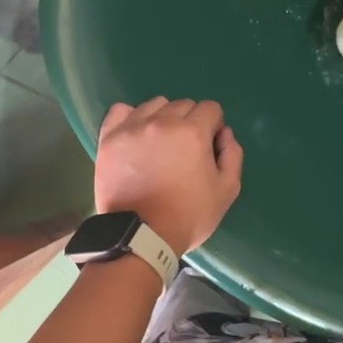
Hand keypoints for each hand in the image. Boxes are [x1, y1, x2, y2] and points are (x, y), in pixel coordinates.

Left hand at [94, 97, 243, 255]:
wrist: (141, 236)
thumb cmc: (188, 216)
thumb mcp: (227, 191)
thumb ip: (232, 155)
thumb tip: (224, 133)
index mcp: (193, 132)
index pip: (210, 108)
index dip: (213, 126)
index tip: (208, 146)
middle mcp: (162, 122)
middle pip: (183, 105)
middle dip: (190, 122)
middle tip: (184, 150)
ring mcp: (132, 128)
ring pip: (154, 105)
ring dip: (163, 118)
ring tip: (159, 143)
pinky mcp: (109, 138)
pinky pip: (121, 110)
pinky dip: (131, 117)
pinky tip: (136, 134)